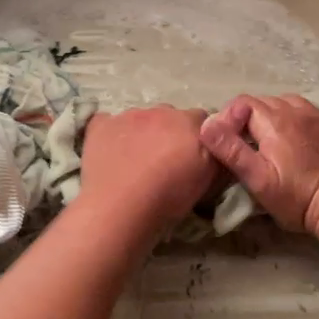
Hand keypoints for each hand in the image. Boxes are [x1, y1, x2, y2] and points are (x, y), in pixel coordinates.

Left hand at [79, 105, 218, 223]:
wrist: (121, 207)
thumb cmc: (169, 196)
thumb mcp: (207, 179)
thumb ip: (215, 153)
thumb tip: (217, 141)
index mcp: (189, 122)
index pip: (202, 119)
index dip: (199, 137)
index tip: (193, 156)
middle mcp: (160, 110)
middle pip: (171, 116)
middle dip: (170, 132)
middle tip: (165, 161)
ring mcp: (128, 115)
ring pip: (141, 118)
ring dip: (143, 132)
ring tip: (136, 161)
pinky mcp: (101, 125)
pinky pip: (108, 121)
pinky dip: (112, 133)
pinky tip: (111, 151)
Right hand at [200, 95, 318, 234]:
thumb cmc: (296, 198)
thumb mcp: (258, 180)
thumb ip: (231, 150)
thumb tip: (207, 124)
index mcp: (275, 121)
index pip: (243, 103)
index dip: (232, 118)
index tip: (231, 141)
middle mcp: (298, 111)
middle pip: (266, 102)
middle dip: (252, 118)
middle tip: (250, 146)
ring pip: (288, 103)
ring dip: (276, 116)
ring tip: (273, 142)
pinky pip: (310, 112)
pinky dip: (298, 120)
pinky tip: (299, 141)